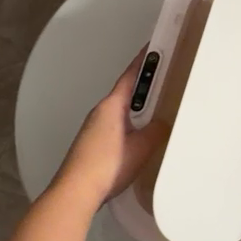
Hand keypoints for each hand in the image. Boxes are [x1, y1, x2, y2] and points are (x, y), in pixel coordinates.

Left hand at [51, 48, 167, 209]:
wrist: (75, 193)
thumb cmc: (109, 164)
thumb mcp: (142, 147)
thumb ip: (157, 130)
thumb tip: (162, 123)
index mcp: (112, 106)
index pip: (130, 76)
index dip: (143, 61)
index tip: (155, 47)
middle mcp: (100, 112)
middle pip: (125, 93)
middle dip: (144, 86)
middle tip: (165, 79)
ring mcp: (93, 129)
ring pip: (120, 112)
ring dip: (137, 108)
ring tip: (158, 109)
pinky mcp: (91, 145)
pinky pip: (115, 126)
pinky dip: (129, 124)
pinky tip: (139, 136)